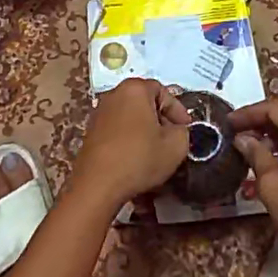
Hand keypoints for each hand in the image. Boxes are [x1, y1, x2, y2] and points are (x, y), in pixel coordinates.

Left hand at [71, 78, 191, 207]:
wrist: (97, 187)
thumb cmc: (139, 158)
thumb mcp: (176, 146)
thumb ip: (183, 132)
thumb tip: (177, 131)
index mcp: (134, 90)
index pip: (163, 92)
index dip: (178, 110)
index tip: (186, 128)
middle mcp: (114, 95)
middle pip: (146, 103)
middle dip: (162, 120)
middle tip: (173, 139)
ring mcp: (99, 114)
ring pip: (131, 117)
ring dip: (146, 131)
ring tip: (156, 151)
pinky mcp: (91, 133)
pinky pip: (118, 130)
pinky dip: (130, 139)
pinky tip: (137, 159)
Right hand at [231, 99, 277, 276]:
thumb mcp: (273, 187)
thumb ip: (257, 156)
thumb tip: (244, 139)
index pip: (277, 108)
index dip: (250, 112)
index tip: (228, 122)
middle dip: (262, 124)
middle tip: (238, 135)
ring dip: (275, 141)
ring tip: (251, 157)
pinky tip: (274, 172)